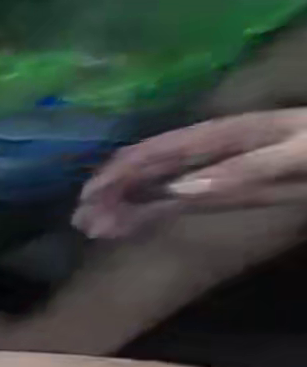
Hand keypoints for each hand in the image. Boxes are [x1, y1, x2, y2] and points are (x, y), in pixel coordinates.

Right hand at [74, 109, 306, 237]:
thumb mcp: (306, 152)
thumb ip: (247, 168)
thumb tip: (178, 190)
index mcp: (222, 135)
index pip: (152, 150)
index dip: (115, 171)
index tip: (87, 197)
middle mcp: (206, 154)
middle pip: (141, 171)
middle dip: (106, 195)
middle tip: (83, 223)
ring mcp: (211, 174)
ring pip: (147, 190)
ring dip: (116, 209)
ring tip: (95, 231)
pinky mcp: (219, 193)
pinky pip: (167, 204)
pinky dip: (138, 217)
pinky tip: (119, 231)